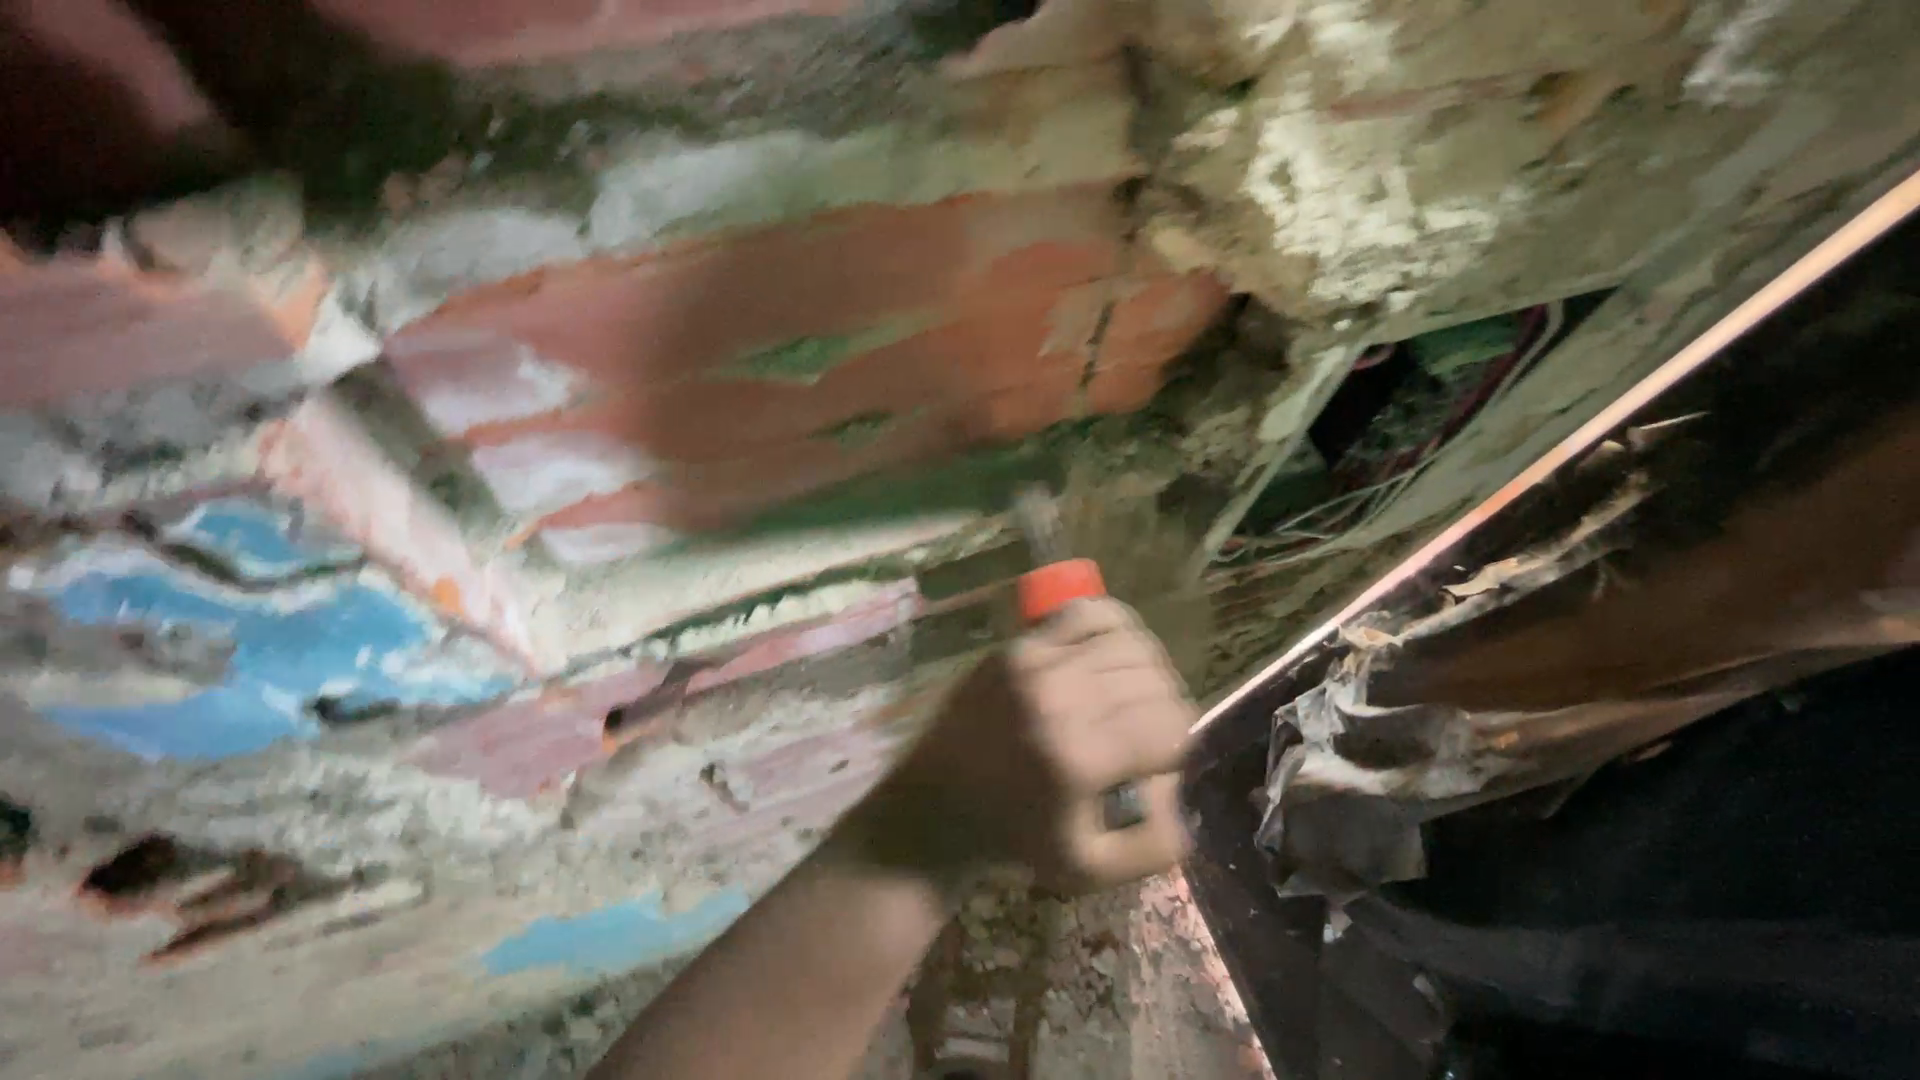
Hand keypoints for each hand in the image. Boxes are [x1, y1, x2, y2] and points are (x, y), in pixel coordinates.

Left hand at [846, 598, 1196, 895]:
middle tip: (1141, 734)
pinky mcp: (1017, 646)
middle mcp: (1060, 700)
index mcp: (1080, 759)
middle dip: (1162, 709)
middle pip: (1154, 680)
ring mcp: (1035, 664)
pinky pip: (1086, 612)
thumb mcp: (1092, 870)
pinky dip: (1112, 629)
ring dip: (1145, 670)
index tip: (1154, 764)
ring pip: (1130, 642)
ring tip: (1127, 697)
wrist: (938, 804)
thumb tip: (1180, 789)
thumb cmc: (1017, 841)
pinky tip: (1106, 657)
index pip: (1170, 724)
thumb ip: (1156, 844)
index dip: (1175, 747)